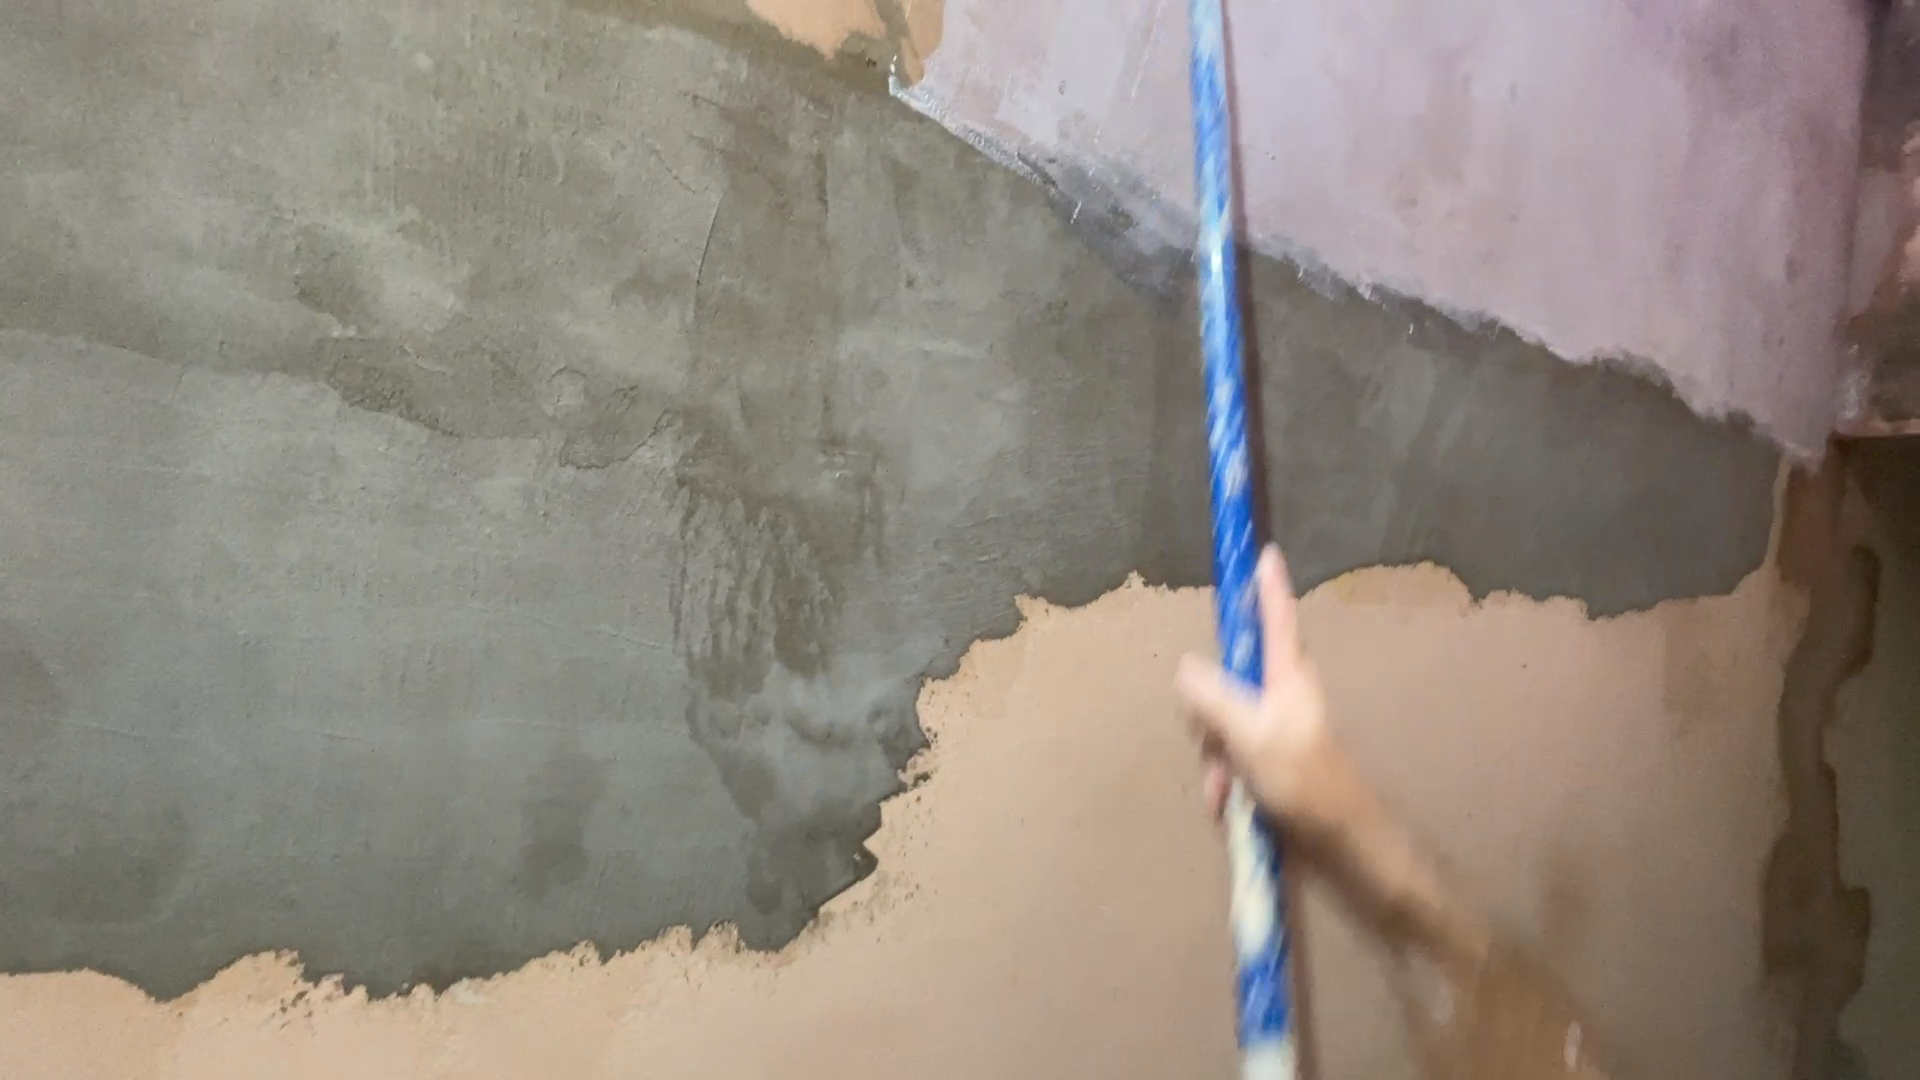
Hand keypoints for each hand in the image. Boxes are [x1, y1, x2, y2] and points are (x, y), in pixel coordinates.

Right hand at [1174, 545, 1371, 848]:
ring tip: (1224, 786)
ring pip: (1222, 717)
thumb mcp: (1250, 734)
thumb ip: (1214, 697)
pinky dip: (1224, 775)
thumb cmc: (1303, 779)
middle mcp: (1279, 693)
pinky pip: (1229, 750)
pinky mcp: (1268, 754)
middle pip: (1227, 676)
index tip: (1267, 553)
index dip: (1269, 586)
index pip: (1276, 619)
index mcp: (1286, 676)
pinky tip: (1226, 802)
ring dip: (1214, 752)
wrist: (1341, 842)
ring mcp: (1273, 725)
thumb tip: (1185, 666)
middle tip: (1211, 740)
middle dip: (1208, 711)